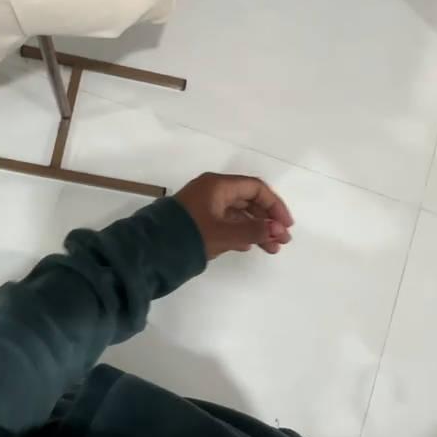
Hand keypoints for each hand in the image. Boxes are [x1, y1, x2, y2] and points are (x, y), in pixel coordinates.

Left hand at [173, 173, 294, 258]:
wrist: (150, 251)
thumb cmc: (188, 235)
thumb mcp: (224, 234)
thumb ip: (253, 231)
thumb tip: (278, 230)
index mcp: (218, 185)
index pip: (255, 188)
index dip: (275, 205)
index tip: (286, 226)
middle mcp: (212, 191)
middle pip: (248, 201)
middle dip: (267, 220)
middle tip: (282, 241)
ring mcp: (204, 206)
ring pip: (238, 214)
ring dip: (256, 229)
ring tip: (271, 249)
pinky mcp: (198, 222)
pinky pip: (227, 223)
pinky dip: (241, 233)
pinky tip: (250, 246)